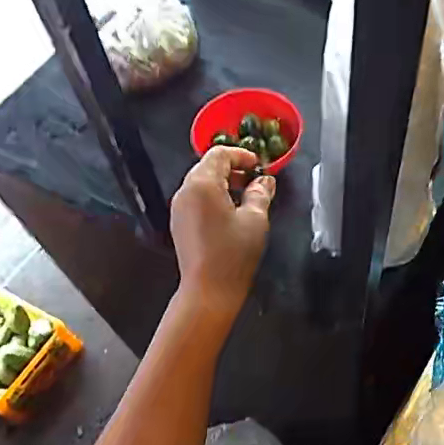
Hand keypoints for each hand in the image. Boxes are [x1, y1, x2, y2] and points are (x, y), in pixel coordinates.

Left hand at [169, 146, 273, 319]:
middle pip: (207, 166)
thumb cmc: (233, 255)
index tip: (259, 164)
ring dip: (223, 183)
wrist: (208, 290)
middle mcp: (185, 191)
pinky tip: (230, 212)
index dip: (241, 155)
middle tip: (255, 179)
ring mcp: (179, 208)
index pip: (219, 154)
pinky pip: (196, 199)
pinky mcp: (179, 223)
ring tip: (246, 197)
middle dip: (233, 168)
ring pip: (201, 183)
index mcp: (202, 184)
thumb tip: (264, 181)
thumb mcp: (255, 220)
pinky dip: (213, 197)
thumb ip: (260, 193)